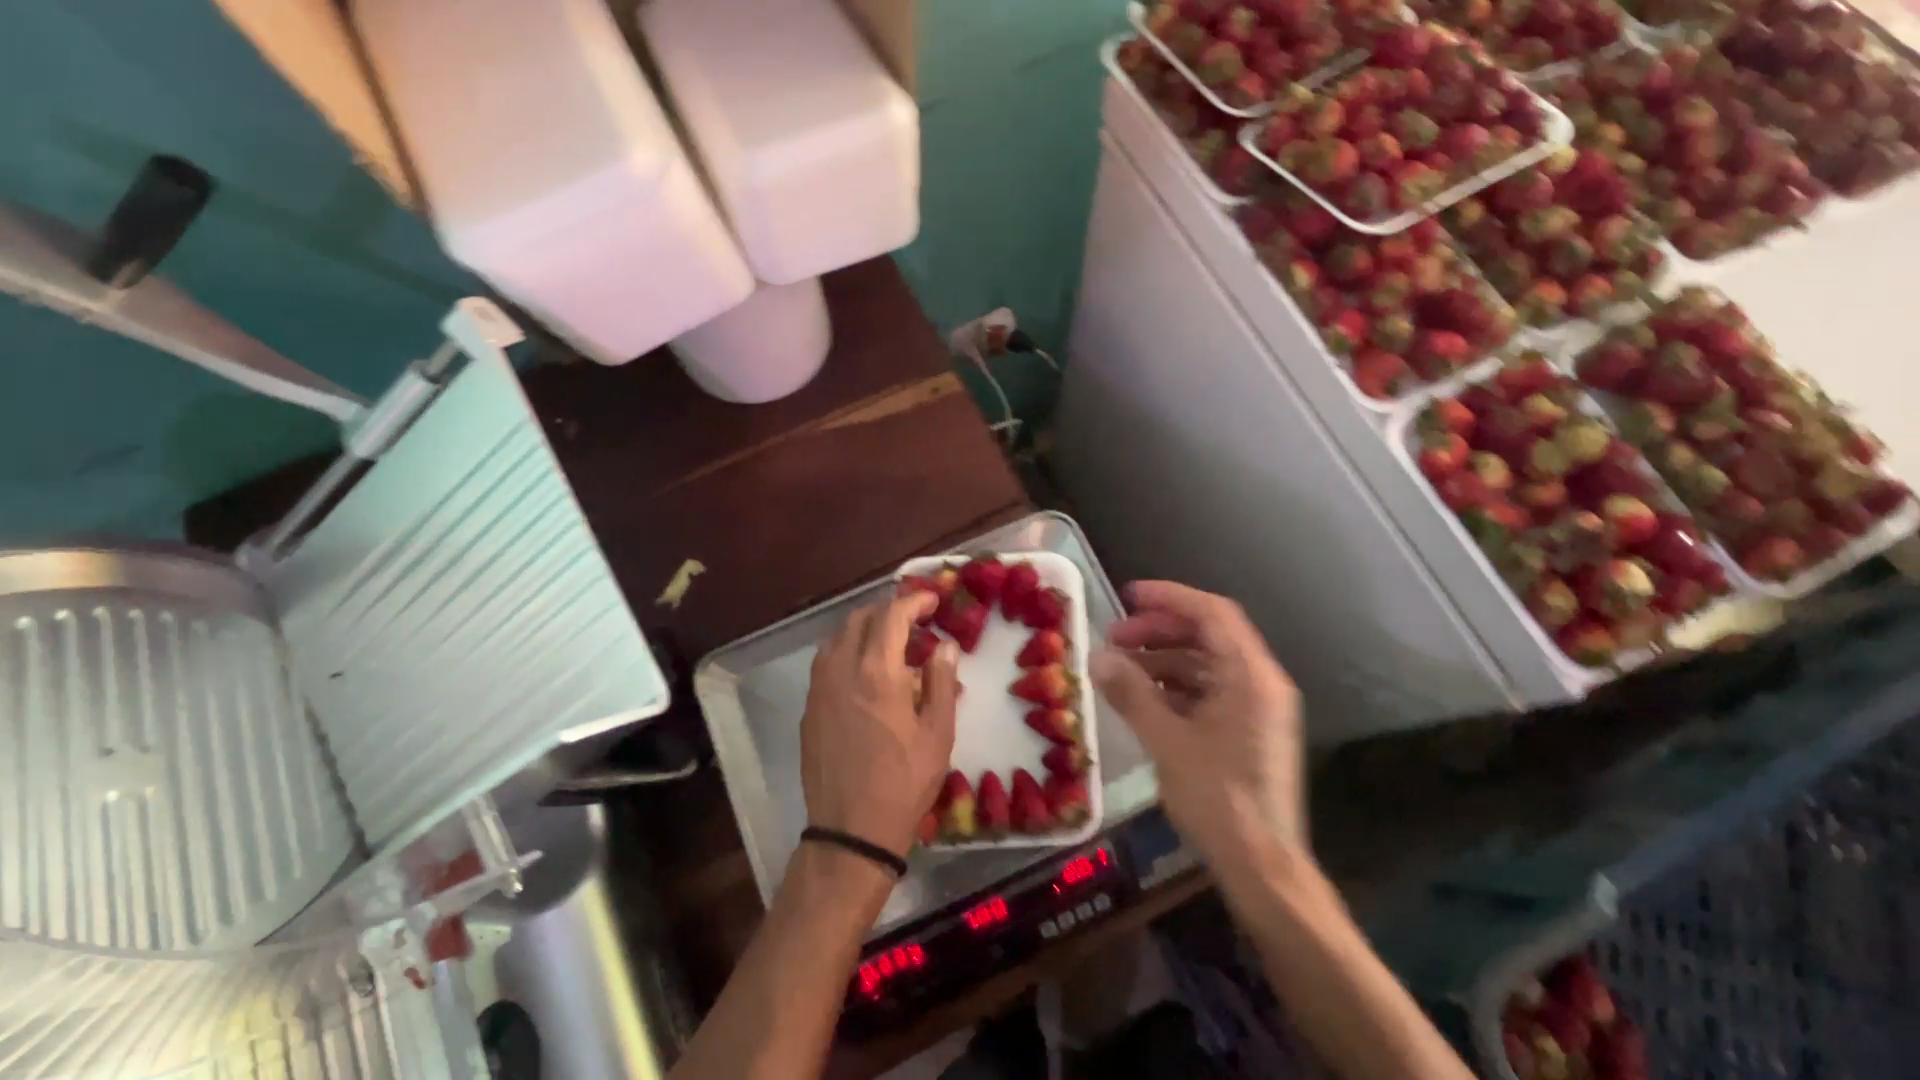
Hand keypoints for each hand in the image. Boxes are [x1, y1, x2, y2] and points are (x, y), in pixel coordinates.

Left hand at [800, 592, 960, 858]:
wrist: (851, 829)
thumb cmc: (904, 782)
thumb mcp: (937, 734)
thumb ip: (941, 682)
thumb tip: (944, 646)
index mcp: (877, 671)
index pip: (892, 616)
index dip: (913, 601)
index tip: (933, 600)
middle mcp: (841, 670)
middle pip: (859, 620)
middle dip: (887, 612)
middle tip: (915, 622)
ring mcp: (819, 690)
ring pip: (837, 640)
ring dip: (864, 631)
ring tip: (891, 647)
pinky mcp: (810, 710)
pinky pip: (826, 665)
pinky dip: (847, 655)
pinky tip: (866, 676)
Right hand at [1091, 582, 1305, 870]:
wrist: (1262, 864)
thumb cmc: (1218, 798)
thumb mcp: (1168, 743)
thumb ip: (1132, 694)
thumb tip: (1098, 657)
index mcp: (1251, 675)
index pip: (1213, 613)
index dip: (1169, 598)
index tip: (1127, 596)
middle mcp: (1261, 683)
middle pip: (1210, 636)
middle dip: (1160, 631)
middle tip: (1115, 638)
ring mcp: (1258, 709)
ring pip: (1208, 665)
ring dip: (1164, 661)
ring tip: (1120, 670)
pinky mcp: (1249, 732)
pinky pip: (1211, 692)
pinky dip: (1177, 688)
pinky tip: (1143, 699)